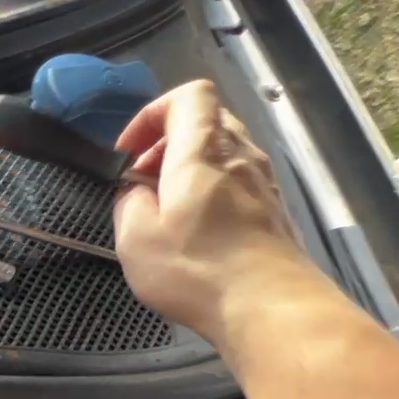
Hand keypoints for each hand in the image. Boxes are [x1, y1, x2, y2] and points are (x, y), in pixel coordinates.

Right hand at [112, 81, 324, 346]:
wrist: (264, 301)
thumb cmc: (193, 268)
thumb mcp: (134, 238)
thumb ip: (128, 203)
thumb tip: (135, 192)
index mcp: (202, 152)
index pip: (188, 96)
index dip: (152, 115)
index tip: (128, 153)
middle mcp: (239, 154)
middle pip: (206, 121)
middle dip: (165, 144)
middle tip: (140, 184)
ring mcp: (261, 179)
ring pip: (222, 150)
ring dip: (186, 169)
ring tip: (163, 209)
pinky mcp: (270, 205)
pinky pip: (234, 178)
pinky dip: (207, 189)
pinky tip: (192, 228)